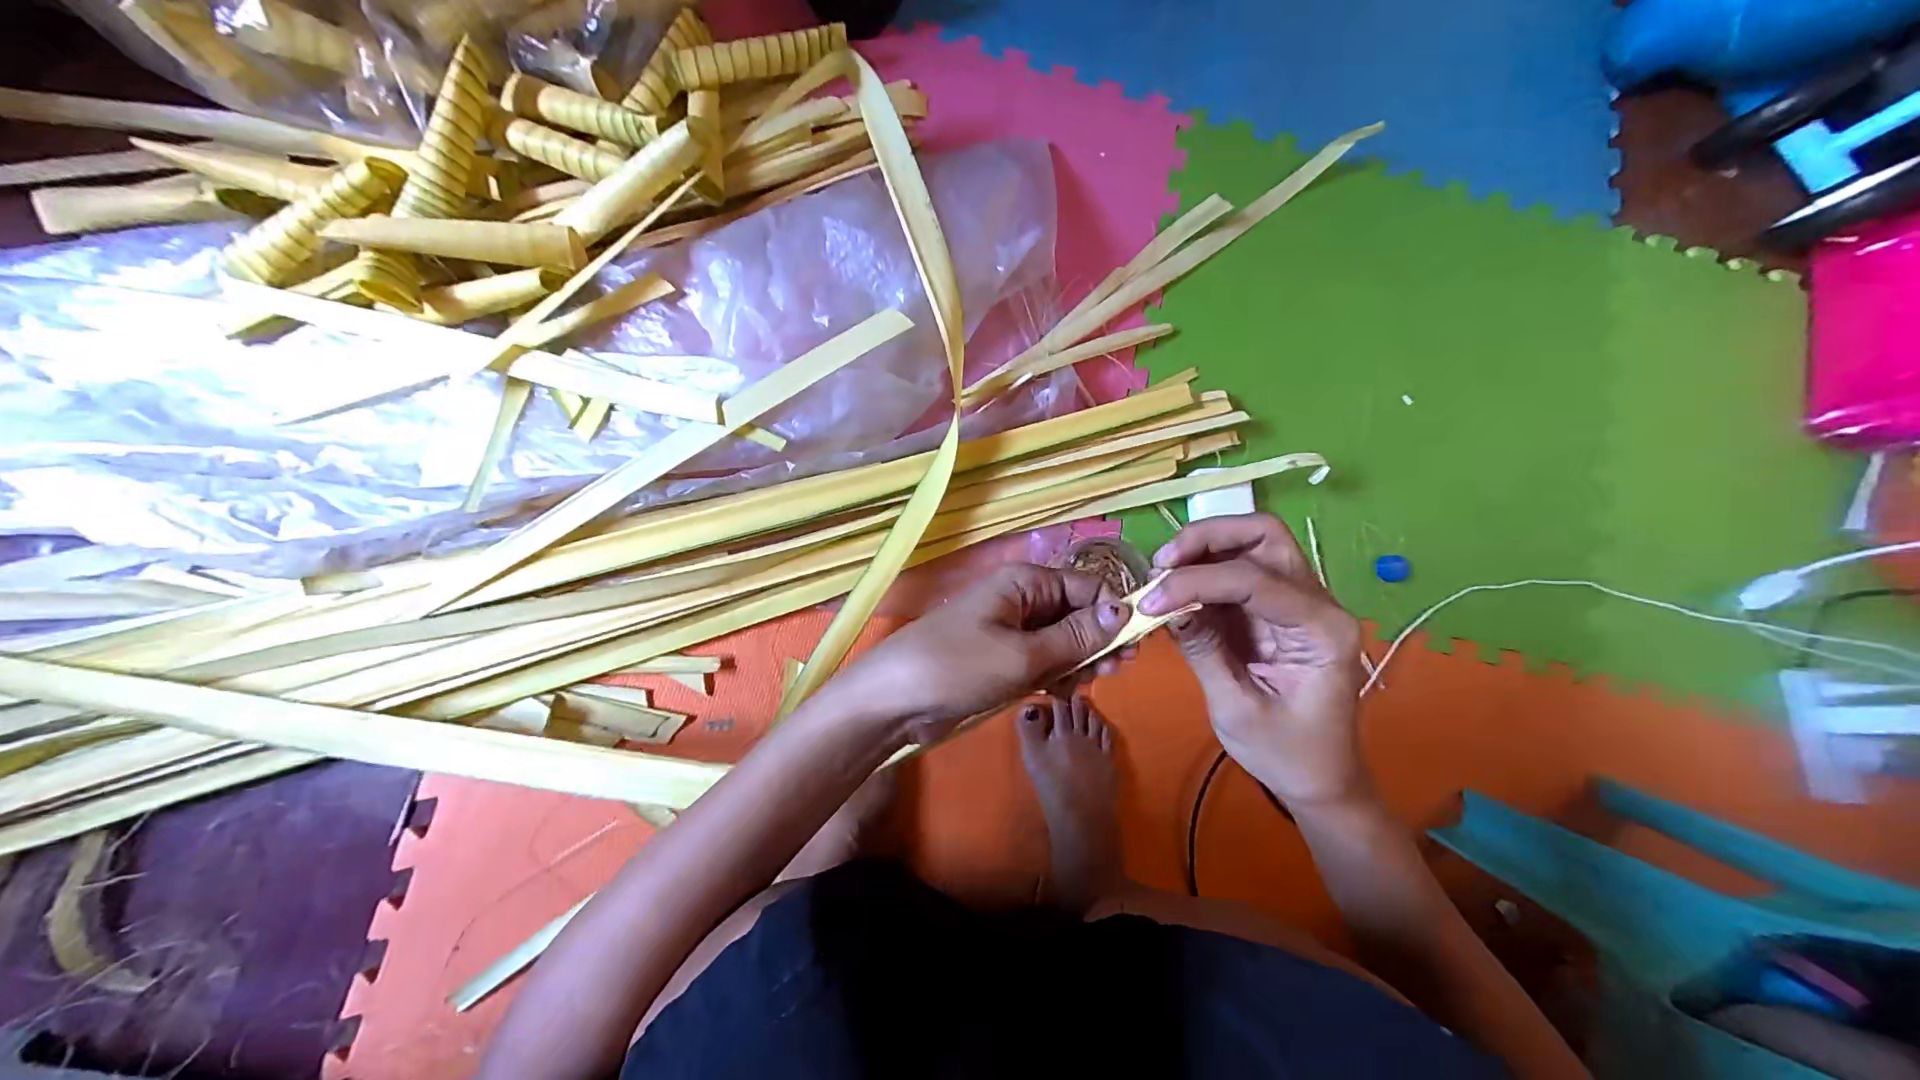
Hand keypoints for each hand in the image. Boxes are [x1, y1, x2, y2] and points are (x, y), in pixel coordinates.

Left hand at [834, 563, 1131, 743]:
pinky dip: (1055, 676)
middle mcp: (1021, 600)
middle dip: (1097, 642)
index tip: (1131, 649)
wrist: (893, 701)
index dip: (1114, 614)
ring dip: (1077, 663)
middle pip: (1078, 614)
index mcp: (1026, 583)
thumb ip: (1076, 635)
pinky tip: (1057, 694)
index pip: (1088, 587)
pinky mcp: (1002, 660)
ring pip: (1063, 642)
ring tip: (1078, 687)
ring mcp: (1011, 631)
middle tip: (1110, 674)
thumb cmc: (957, 667)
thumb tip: (1125, 609)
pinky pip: (1043, 661)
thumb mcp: (1023, 654)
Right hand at [1138, 514, 1371, 810]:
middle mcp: (1317, 602)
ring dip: (1204, 547)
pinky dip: (1203, 569)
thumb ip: (1203, 650)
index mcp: (1321, 630)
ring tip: (1162, 572)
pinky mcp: (1274, 609)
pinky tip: (1174, 587)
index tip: (1149, 600)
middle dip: (1208, 537)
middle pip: (1263, 535)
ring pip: (1252, 543)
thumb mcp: (1237, 709)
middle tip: (1162, 562)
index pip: (1254, 580)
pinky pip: (1239, 570)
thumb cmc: (1287, 753)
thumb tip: (1163, 606)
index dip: (1196, 582)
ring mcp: (1297, 601)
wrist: (1320, 779)